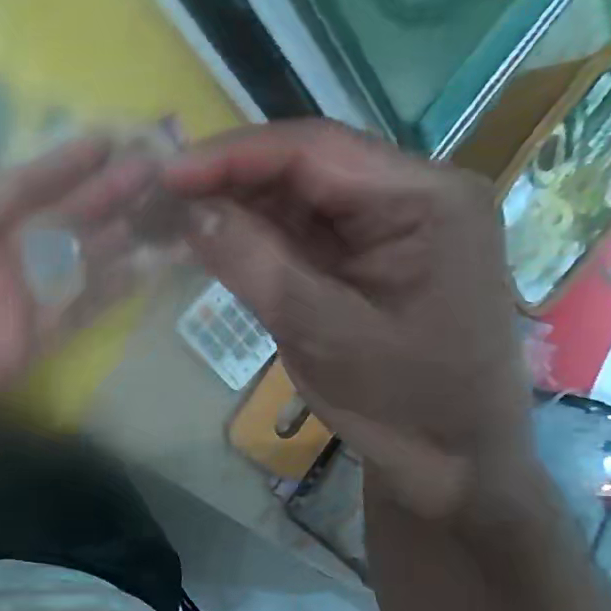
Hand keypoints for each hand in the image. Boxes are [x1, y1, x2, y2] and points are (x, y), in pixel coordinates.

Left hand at [0, 133, 126, 453]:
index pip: (20, 187)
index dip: (60, 165)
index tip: (104, 141)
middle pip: (59, 218)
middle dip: (104, 193)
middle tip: (153, 166)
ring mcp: (17, 300)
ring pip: (76, 259)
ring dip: (117, 236)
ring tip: (164, 210)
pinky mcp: (29, 341)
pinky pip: (76, 310)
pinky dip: (110, 291)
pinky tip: (146, 269)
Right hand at [165, 119, 533, 519]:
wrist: (450, 460)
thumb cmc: (405, 400)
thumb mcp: (324, 332)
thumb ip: (257, 264)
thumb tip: (189, 210)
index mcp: (427, 198)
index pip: (316, 150)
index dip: (233, 155)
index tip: (167, 174)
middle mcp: (412, 192)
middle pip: (306, 163)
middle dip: (229, 176)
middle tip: (159, 194)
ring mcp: (389, 220)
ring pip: (297, 191)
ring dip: (235, 200)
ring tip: (173, 213)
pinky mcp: (365, 250)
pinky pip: (301, 225)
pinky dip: (252, 229)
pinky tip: (211, 234)